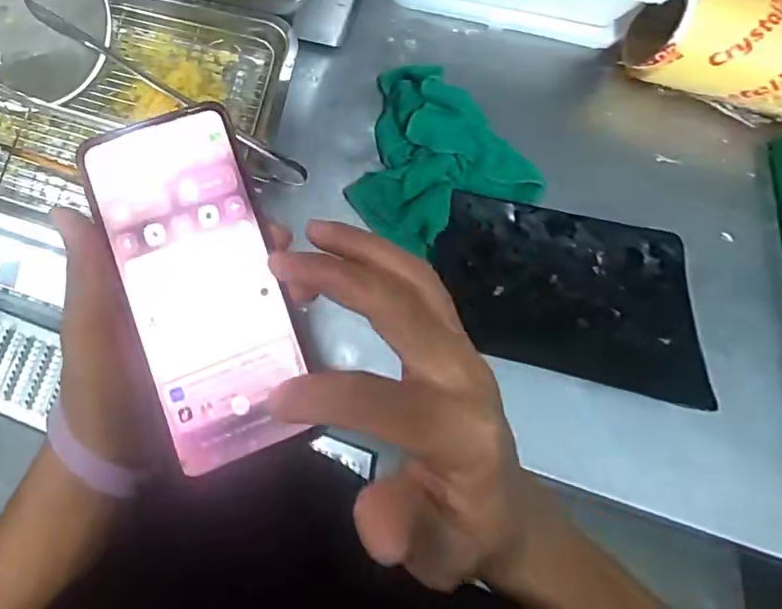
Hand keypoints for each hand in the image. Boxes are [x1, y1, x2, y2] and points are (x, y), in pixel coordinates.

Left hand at [51, 207, 294, 467]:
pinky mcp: (223, 348)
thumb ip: (85, 272)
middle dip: (254, 235)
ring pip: (244, 280)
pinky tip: (298, 304)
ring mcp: (203, 319)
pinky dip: (276, 308)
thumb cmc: (97, 384)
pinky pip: (254, 320)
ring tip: (295, 273)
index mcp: (143, 273)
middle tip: (280, 238)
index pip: (180, 225)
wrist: (116, 460)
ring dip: (273, 269)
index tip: (239, 192)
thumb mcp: (89, 326)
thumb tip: (63, 209)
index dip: (208, 203)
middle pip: (221, 248)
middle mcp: (176, 288)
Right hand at [266, 221, 543, 591]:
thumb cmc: (463, 528)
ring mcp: (462, 345)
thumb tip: (373, 519)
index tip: (275, 396)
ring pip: (415, 279)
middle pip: (404, 308)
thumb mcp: (436, 550)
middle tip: (284, 261)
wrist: (506, 506)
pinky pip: (420, 280)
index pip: (385, 400)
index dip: (327, 395)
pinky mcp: (455, 333)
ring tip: (315, 231)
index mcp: (458, 429)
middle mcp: (463, 373)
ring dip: (364, 248)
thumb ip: (405, 531)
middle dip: (341, 278)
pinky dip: (382, 254)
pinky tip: (349, 248)